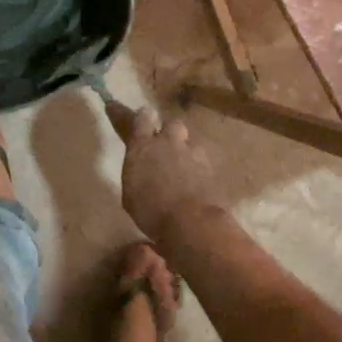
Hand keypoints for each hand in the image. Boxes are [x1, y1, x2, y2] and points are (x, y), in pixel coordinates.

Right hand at [105, 101, 223, 241]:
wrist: (192, 223)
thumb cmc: (151, 211)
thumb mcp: (130, 192)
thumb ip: (135, 171)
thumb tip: (138, 168)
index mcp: (143, 145)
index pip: (141, 117)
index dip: (141, 118)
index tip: (137, 119)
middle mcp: (168, 143)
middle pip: (172, 124)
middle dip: (169, 132)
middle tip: (165, 147)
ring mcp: (192, 154)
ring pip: (190, 142)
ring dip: (185, 151)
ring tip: (183, 168)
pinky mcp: (211, 170)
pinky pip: (203, 162)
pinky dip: (198, 169)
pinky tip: (196, 182)